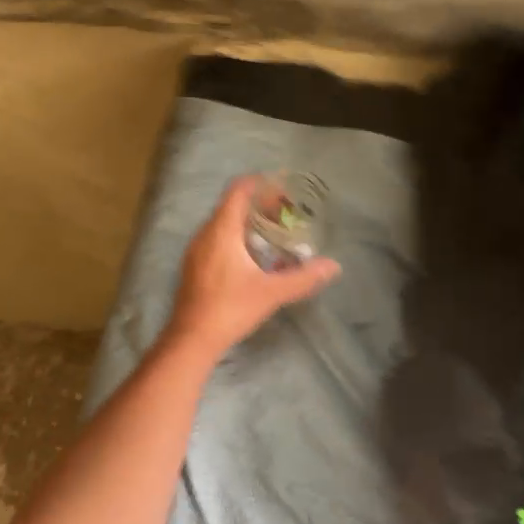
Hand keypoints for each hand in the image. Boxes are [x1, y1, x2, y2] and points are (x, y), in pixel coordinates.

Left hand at [165, 176, 339, 358]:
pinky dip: (236, 242)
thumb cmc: (230, 309)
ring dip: (248, 226)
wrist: (191, 339)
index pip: (239, 190)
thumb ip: (303, 277)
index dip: (262, 185)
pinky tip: (253, 262)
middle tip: (286, 216)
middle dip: (259, 206)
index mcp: (221, 230)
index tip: (284, 191)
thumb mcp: (271, 293)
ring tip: (273, 238)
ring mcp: (195, 252)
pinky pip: (216, 243)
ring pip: (223, 226)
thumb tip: (333, 266)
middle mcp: (204, 234)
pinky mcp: (193, 269)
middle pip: (232, 206)